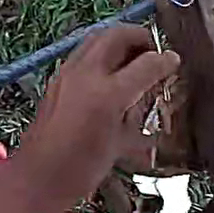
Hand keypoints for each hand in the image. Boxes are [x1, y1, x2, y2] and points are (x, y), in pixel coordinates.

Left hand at [15, 24, 180, 208]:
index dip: (166, 61)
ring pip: (96, 37)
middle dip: (140, 37)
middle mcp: (86, 75)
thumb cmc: (82, 169)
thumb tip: (149, 94)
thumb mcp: (119, 144)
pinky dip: (100, 52)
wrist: (38, 177)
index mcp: (107, 94)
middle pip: (117, 35)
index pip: (146, 64)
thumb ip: (136, 113)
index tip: (174, 61)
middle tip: (153, 52)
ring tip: (132, 58)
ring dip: (118, 40)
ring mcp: (67, 74)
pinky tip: (108, 73)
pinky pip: (82, 53)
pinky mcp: (56, 79)